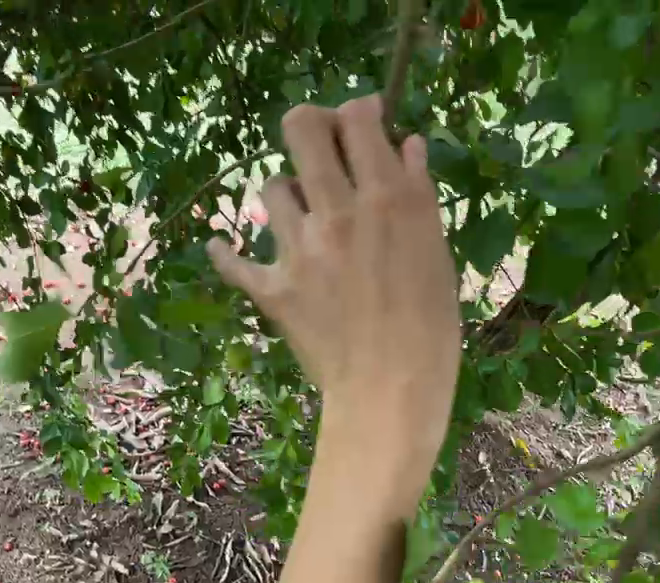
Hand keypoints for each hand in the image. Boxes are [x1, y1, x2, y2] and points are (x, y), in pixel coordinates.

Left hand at [209, 95, 460, 509]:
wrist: (389, 392)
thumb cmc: (430, 330)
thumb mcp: (438, 257)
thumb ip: (417, 198)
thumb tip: (407, 146)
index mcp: (387, 199)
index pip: (358, 119)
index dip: (357, 113)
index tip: (360, 126)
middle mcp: (338, 211)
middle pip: (301, 128)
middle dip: (311, 127)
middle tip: (320, 148)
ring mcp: (300, 249)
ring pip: (273, 190)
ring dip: (287, 198)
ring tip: (300, 221)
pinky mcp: (273, 290)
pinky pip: (234, 261)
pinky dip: (226, 254)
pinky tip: (221, 248)